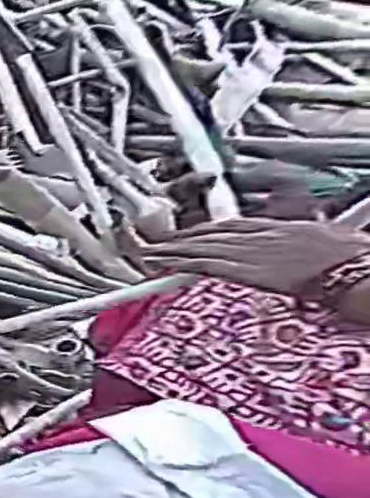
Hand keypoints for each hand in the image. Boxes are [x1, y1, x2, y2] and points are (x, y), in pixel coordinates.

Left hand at [143, 217, 369, 295]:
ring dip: (170, 249)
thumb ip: (311, 236)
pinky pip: (200, 263)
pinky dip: (176, 262)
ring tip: (149, 250)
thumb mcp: (336, 238)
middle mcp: (262, 237)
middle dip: (182, 238)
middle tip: (159, 240)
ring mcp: (250, 252)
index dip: (208, 228)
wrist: (361, 272)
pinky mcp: (242, 270)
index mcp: (286, 227)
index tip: (192, 231)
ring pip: (199, 247)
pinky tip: (159, 262)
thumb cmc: (357, 260)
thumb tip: (308, 236)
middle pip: (211, 234)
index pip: (236, 224)